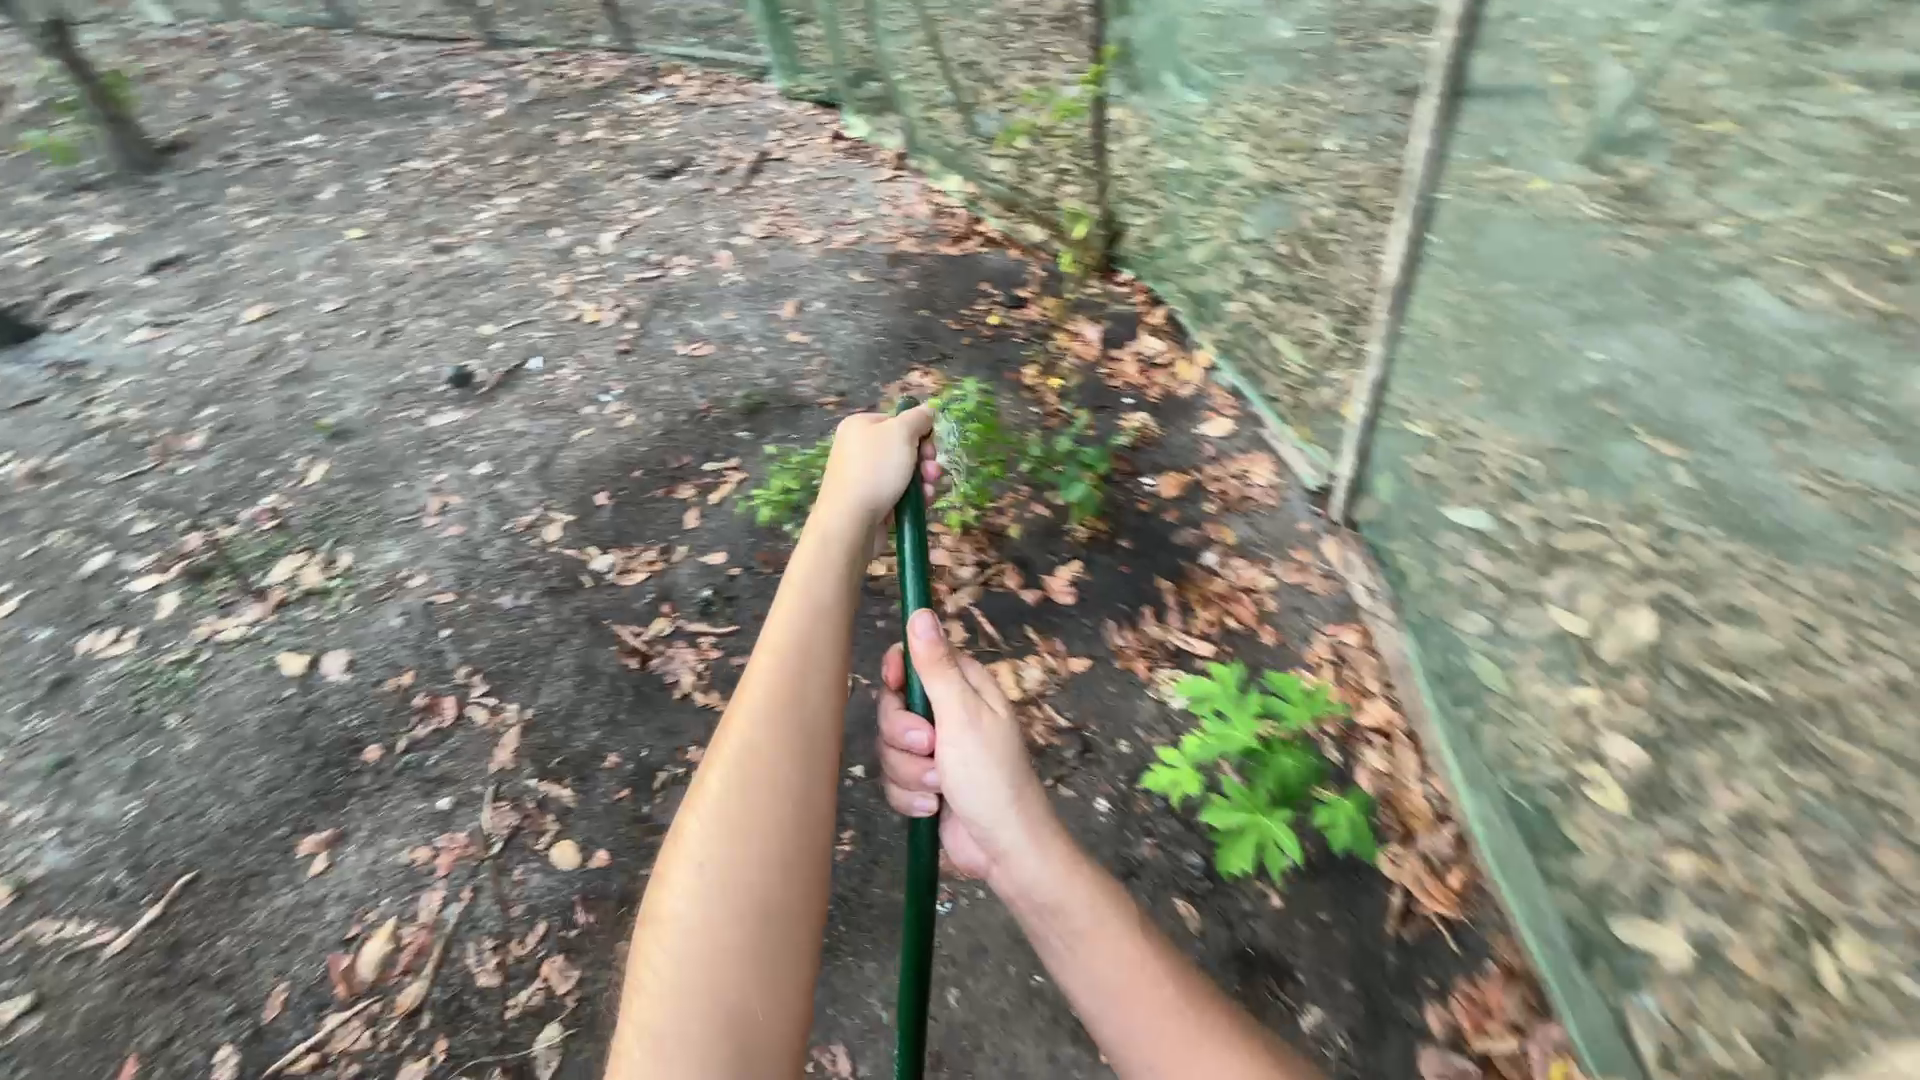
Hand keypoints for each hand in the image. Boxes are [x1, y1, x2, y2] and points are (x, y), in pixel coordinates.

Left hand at [816, 407, 939, 531]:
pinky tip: (922, 503)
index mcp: (860, 425)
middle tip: (931, 471)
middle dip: (924, 460)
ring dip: (924, 480)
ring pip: (905, 472)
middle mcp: (859, 448)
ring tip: (929, 491)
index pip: (898, 421)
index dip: (920, 433)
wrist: (850, 521)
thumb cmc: (876, 469)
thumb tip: (927, 410)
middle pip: (905, 448)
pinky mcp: (870, 500)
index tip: (929, 447)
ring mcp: (864, 476)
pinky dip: (914, 496)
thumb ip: (918, 418)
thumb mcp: (901, 433)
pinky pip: (899, 493)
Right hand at [876, 609, 1066, 888]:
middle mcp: (948, 713)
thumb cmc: (991, 776)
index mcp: (965, 686)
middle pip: (894, 705)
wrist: (1003, 849)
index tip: (894, 686)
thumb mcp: (962, 715)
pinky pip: (894, 779)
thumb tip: (920, 611)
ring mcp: (936, 750)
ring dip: (909, 771)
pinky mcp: (925, 783)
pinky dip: (909, 796)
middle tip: (928, 747)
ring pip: (890, 746)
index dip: (898, 672)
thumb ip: (936, 665)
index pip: (917, 658)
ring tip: (938, 787)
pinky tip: (933, 807)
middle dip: (902, 734)